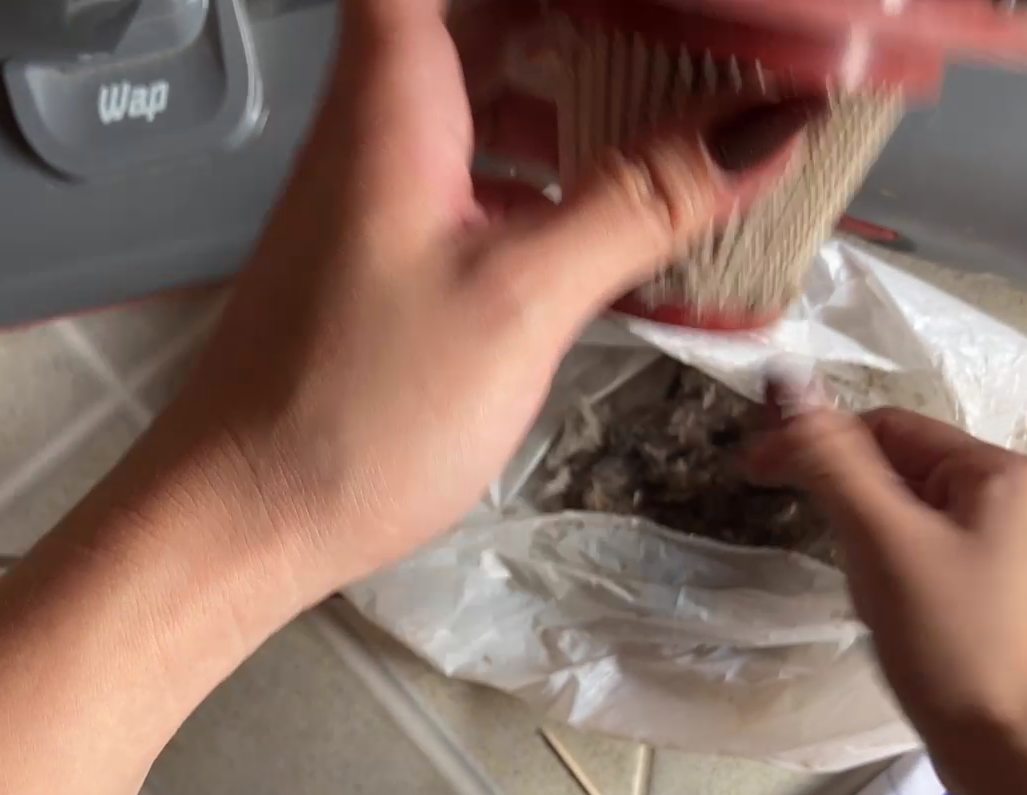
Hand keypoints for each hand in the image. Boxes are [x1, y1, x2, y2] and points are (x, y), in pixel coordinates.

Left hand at [143, 0, 818, 606]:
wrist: (251, 512)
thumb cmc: (368, 406)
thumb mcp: (519, 300)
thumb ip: (640, 202)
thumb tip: (775, 120)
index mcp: (394, 94)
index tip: (638, 7)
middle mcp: (374, 122)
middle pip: (481, 18)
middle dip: (591, 21)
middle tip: (696, 44)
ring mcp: (374, 197)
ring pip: (477, 102)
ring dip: (568, 97)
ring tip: (672, 116)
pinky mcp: (380, 262)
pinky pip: (468, 182)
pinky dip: (535, 180)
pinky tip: (596, 217)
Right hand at [746, 400, 1026, 786]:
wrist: (1003, 743)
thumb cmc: (946, 635)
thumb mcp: (882, 538)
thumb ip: (832, 460)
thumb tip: (786, 380)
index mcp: (992, 469)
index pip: (882, 426)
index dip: (811, 439)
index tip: (747, 469)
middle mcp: (998, 493)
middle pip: (889, 461)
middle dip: (828, 476)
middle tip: (765, 498)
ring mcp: (988, 539)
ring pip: (893, 502)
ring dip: (844, 511)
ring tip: (816, 543)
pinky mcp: (970, 579)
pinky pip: (905, 538)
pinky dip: (867, 544)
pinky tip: (854, 574)